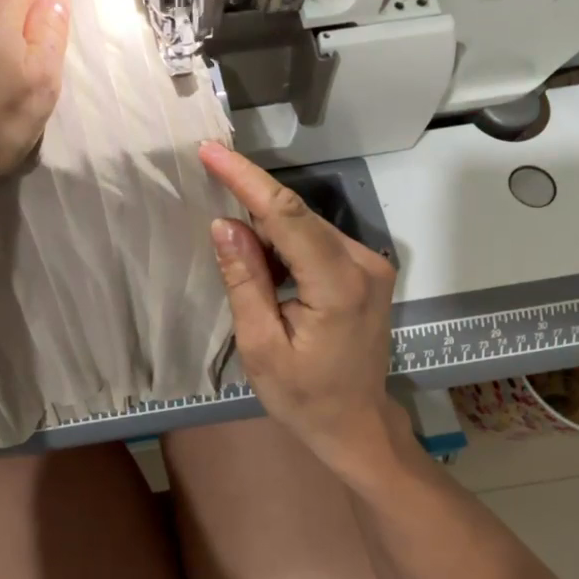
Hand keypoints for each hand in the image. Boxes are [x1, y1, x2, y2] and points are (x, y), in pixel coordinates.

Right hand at [199, 142, 406, 472]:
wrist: (356, 426)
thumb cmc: (304, 398)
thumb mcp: (261, 346)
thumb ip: (245, 281)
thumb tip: (224, 225)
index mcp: (338, 285)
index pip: (286, 215)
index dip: (245, 179)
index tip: (211, 151)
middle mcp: (363, 264)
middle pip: (297, 215)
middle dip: (250, 198)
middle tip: (208, 178)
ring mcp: (370, 266)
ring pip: (306, 226)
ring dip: (266, 225)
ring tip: (233, 245)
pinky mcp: (367, 272)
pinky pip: (317, 242)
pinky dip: (285, 243)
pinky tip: (262, 261)